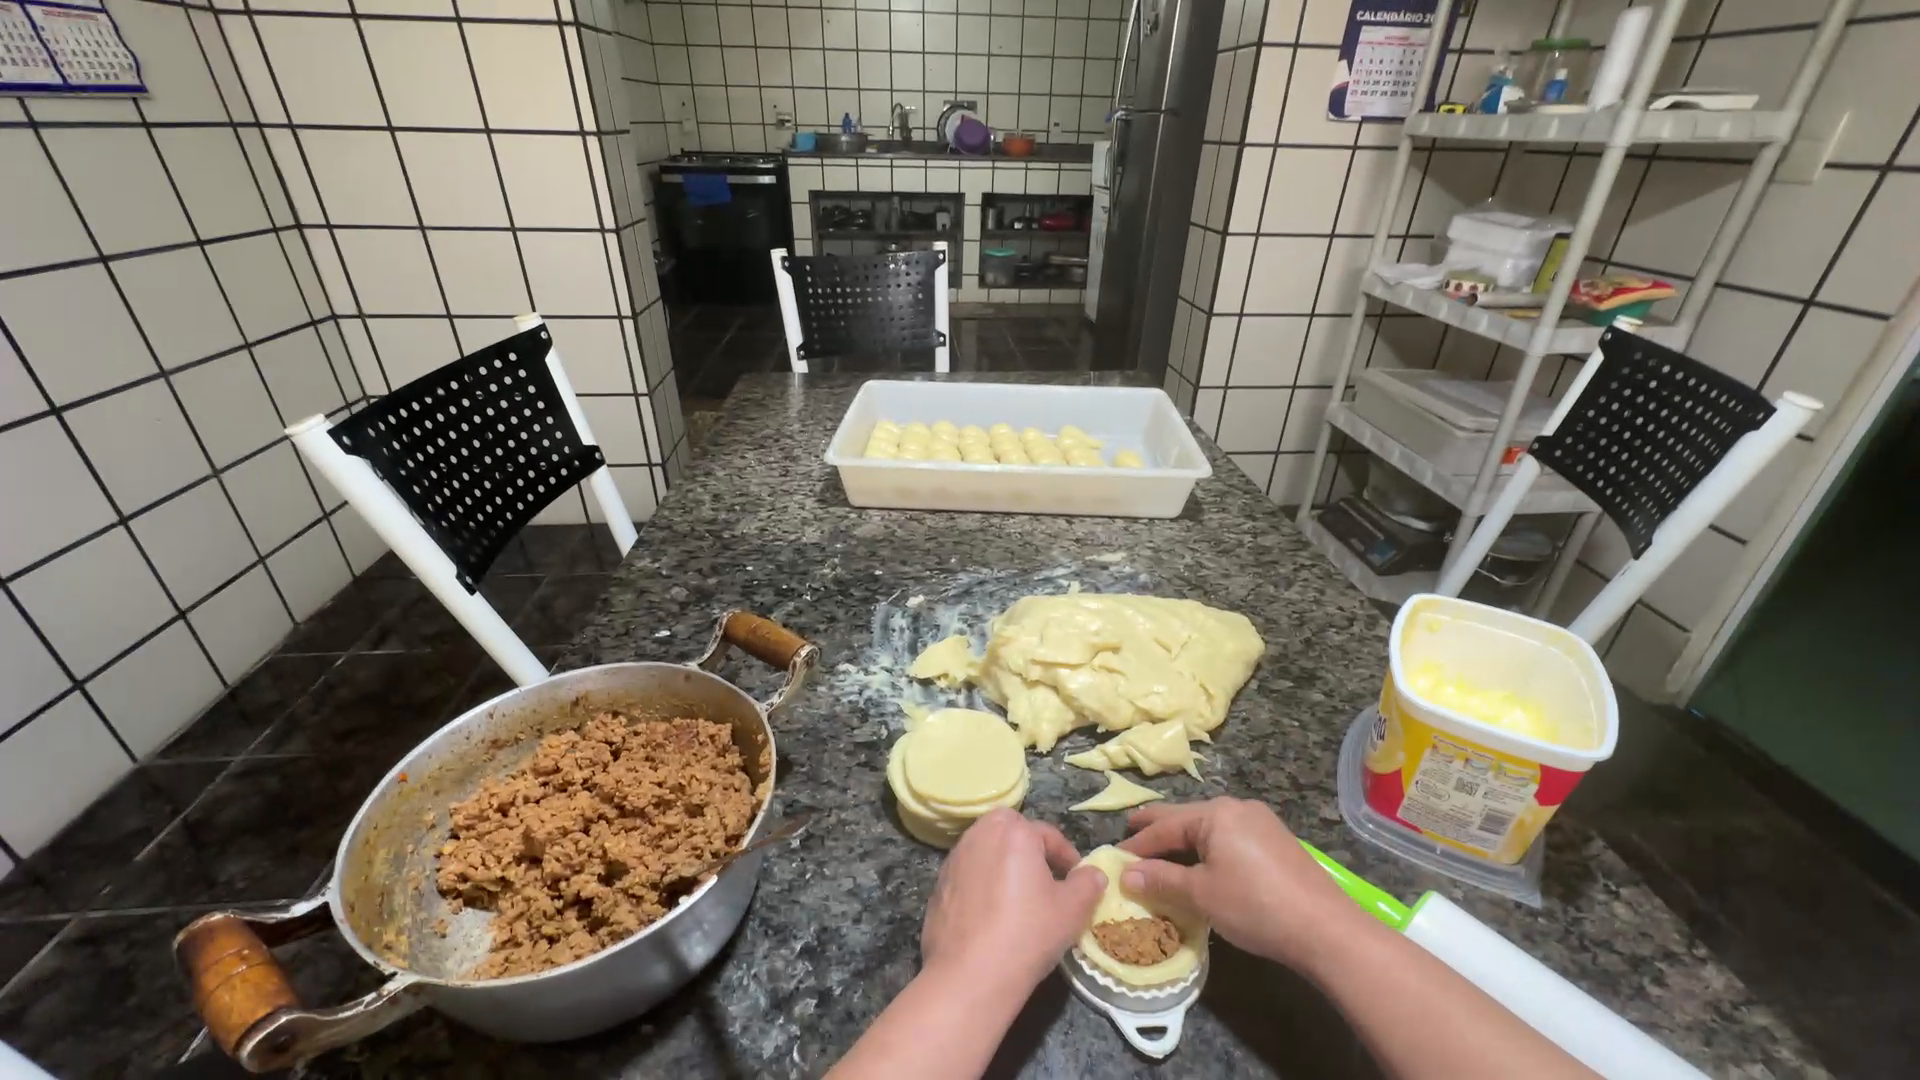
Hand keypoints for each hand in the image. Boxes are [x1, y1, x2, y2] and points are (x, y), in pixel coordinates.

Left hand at [921, 808, 1106, 995]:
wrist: (970, 974)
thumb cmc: (1027, 934)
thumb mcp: (1072, 911)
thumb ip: (1087, 885)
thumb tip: (1093, 873)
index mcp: (1014, 833)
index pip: (1046, 833)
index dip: (1066, 855)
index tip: (1076, 876)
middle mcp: (980, 836)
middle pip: (1008, 827)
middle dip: (1027, 843)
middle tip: (1043, 874)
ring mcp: (955, 859)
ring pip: (984, 847)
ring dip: (1002, 860)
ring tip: (1018, 893)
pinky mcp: (939, 884)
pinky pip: (967, 872)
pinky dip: (981, 880)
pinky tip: (991, 912)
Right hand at [1117, 798, 1359, 973]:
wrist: (1325, 929)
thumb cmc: (1255, 906)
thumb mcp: (1201, 894)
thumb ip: (1161, 880)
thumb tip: (1126, 874)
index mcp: (1215, 814)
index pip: (1165, 826)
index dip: (1138, 844)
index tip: (1114, 856)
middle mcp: (1237, 808)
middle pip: (1187, 816)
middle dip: (1158, 826)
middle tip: (1131, 827)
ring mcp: (1260, 822)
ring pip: (1209, 826)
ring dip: (1184, 837)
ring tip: (1162, 846)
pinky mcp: (1276, 841)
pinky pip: (1229, 836)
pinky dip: (1207, 845)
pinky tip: (1202, 858)